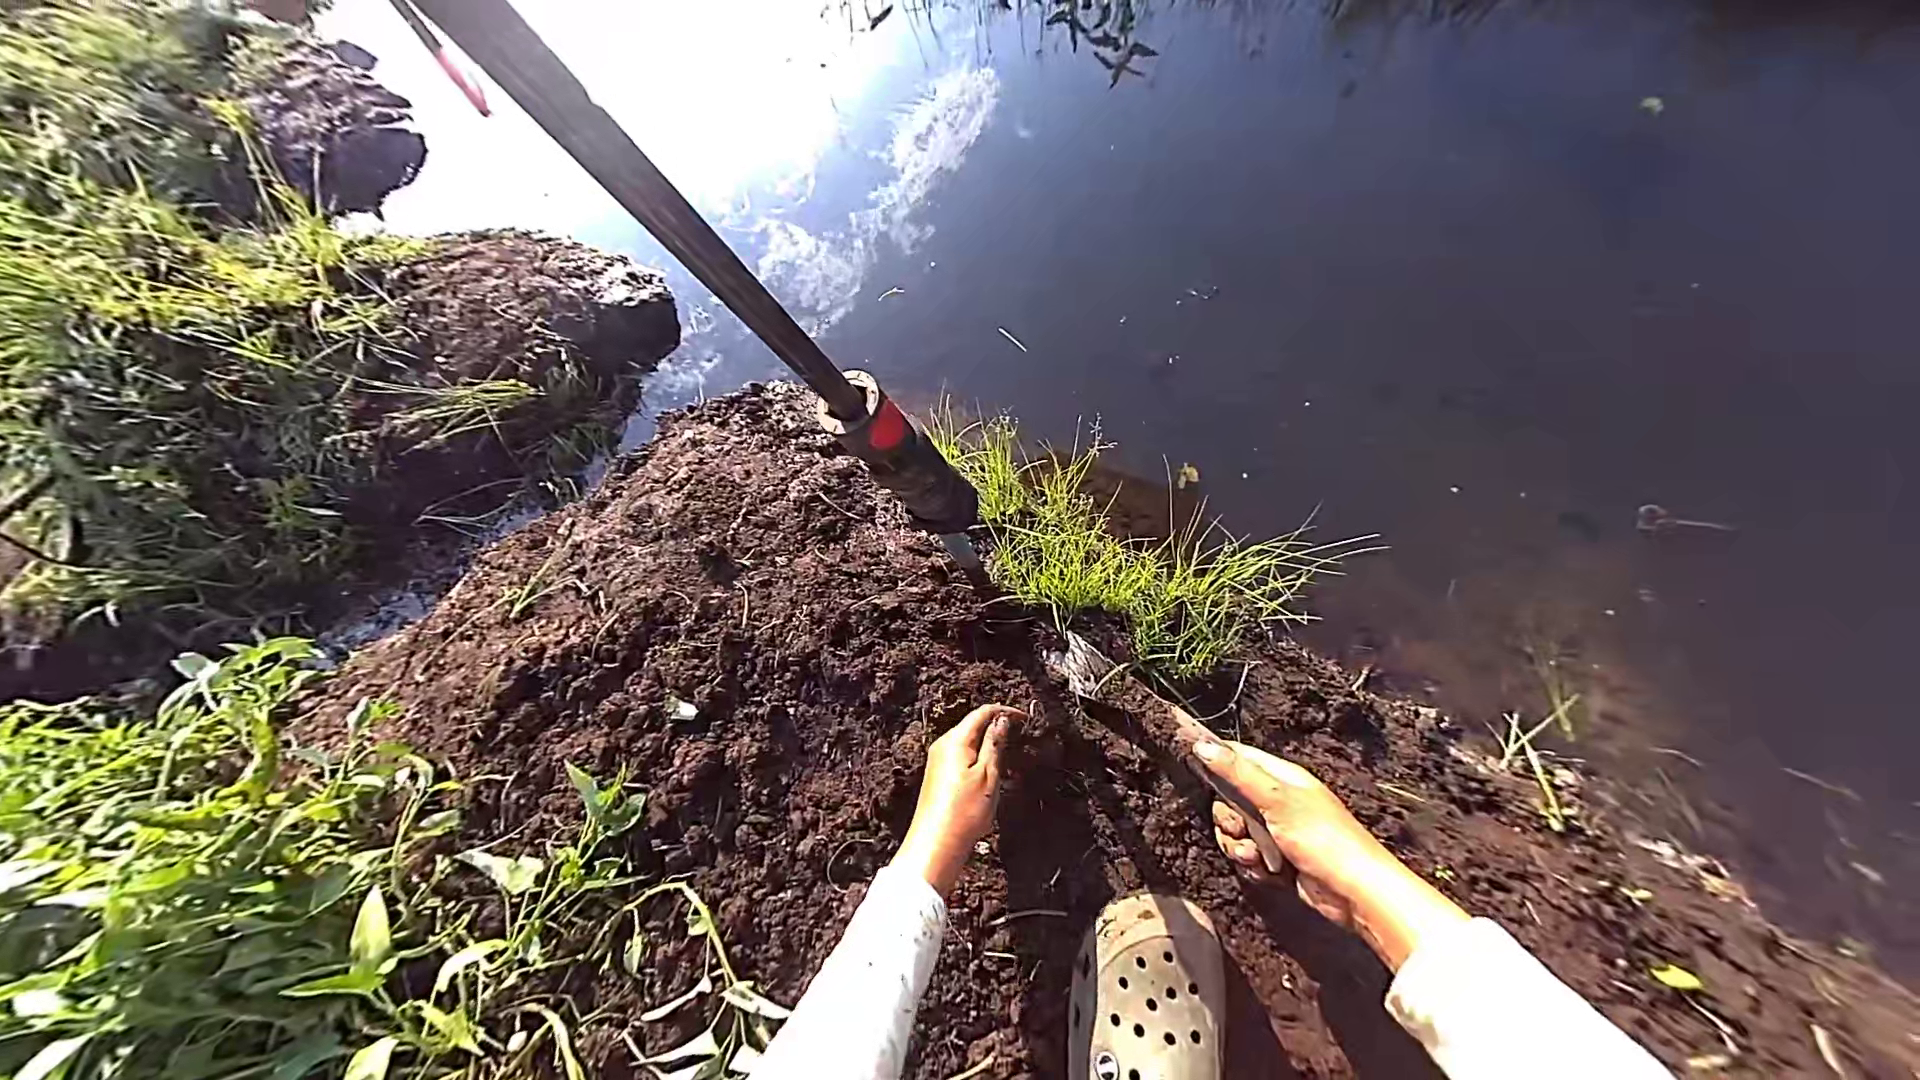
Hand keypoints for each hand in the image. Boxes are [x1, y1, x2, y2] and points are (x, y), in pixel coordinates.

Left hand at [892, 704, 1020, 896]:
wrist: (935, 846)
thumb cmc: (962, 814)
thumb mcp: (988, 775)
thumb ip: (995, 744)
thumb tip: (1002, 721)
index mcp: (955, 740)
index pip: (982, 713)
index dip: (1004, 711)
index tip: (1024, 718)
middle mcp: (943, 745)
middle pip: (974, 725)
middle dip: (997, 727)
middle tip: (1021, 737)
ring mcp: (939, 760)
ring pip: (969, 742)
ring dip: (989, 745)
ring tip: (1011, 757)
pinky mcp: (939, 775)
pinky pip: (962, 756)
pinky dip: (979, 758)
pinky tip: (992, 774)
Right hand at [1196, 739, 1468, 970]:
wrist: (1357, 896)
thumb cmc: (1323, 839)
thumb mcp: (1275, 798)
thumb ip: (1236, 771)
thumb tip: (1200, 744)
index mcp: (1279, 776)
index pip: (1236, 756)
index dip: (1214, 759)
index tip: (1193, 766)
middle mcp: (1275, 799)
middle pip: (1227, 798)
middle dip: (1228, 818)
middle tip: (1241, 829)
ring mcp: (1276, 830)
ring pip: (1233, 829)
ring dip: (1238, 845)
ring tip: (1257, 857)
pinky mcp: (1276, 858)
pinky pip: (1245, 853)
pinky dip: (1250, 864)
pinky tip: (1265, 872)